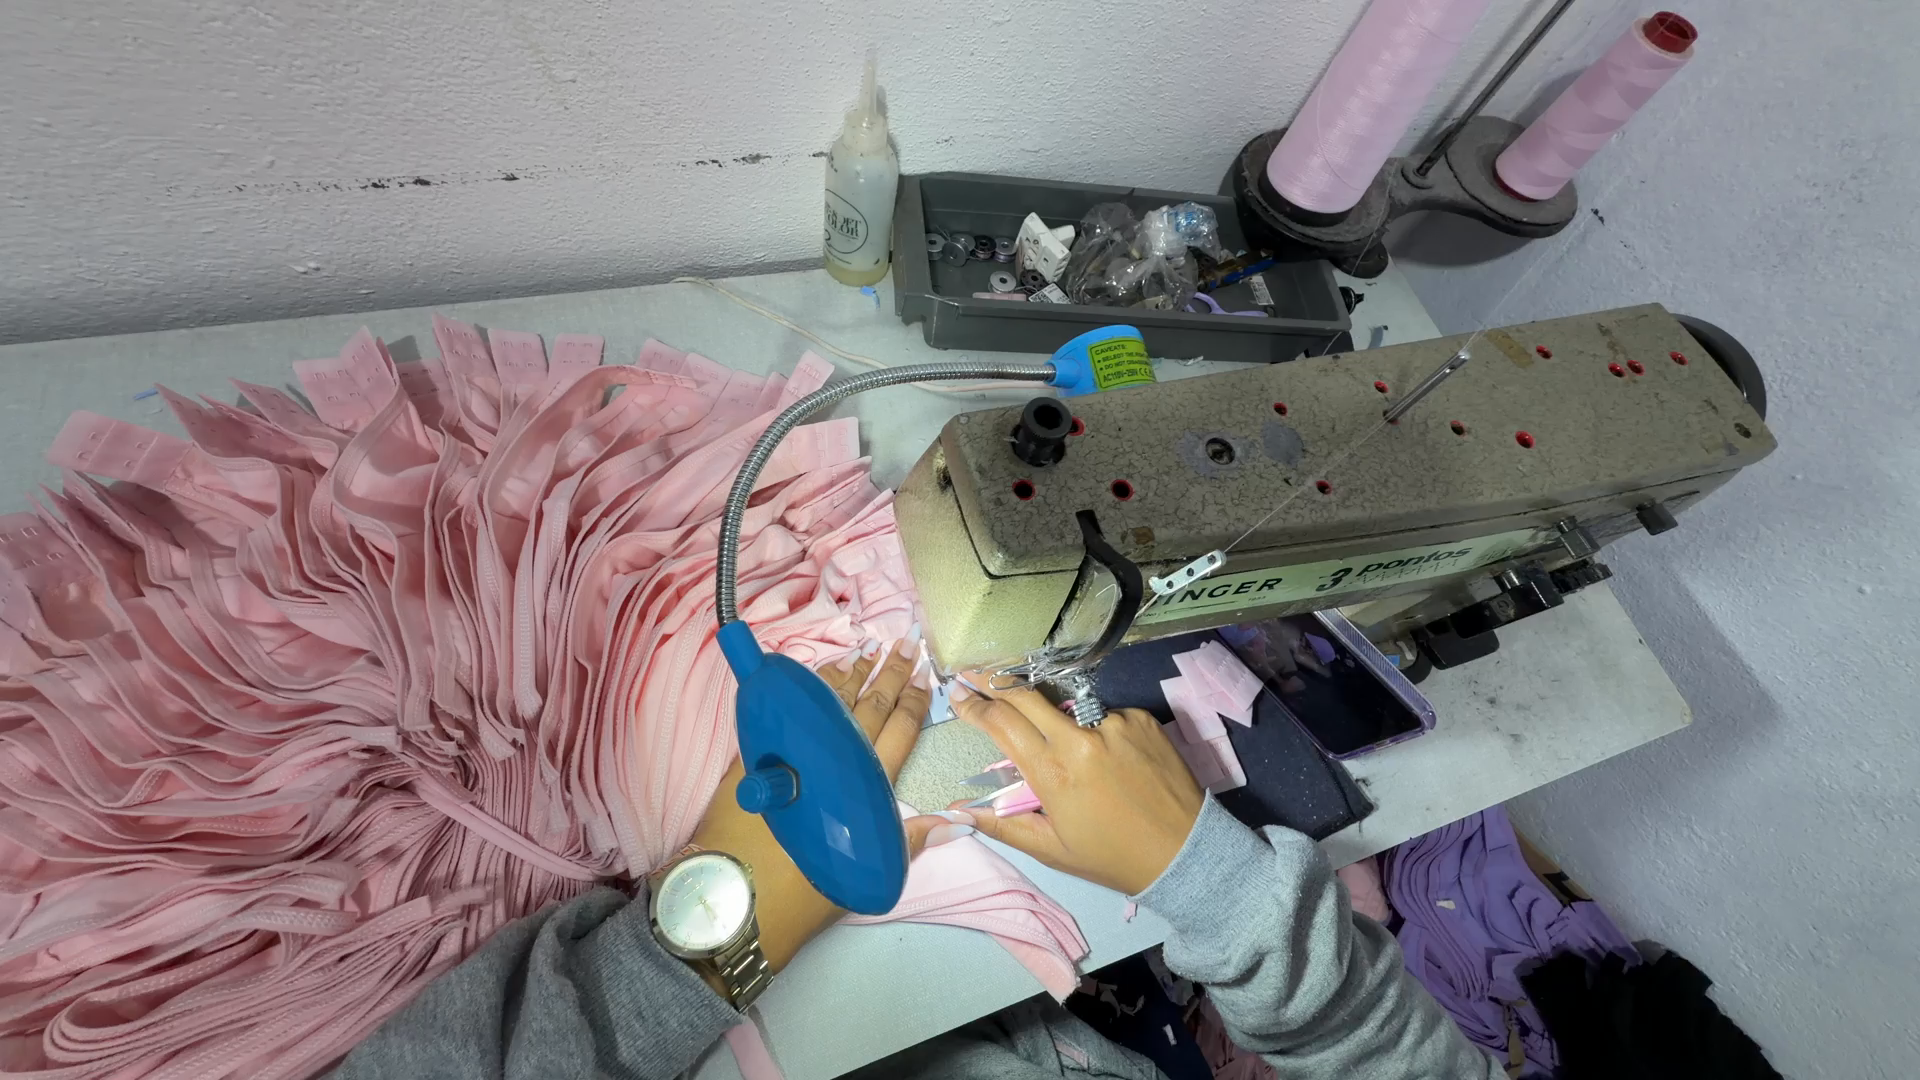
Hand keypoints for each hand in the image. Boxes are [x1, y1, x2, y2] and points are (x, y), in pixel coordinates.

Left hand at [690, 640, 946, 970]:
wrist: (734, 898)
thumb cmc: (804, 894)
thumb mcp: (865, 874)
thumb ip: (907, 842)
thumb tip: (954, 823)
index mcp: (866, 787)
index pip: (900, 732)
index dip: (913, 702)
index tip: (923, 676)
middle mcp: (836, 760)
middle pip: (871, 707)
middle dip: (891, 673)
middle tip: (906, 645)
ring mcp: (799, 751)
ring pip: (835, 702)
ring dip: (856, 673)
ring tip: (872, 652)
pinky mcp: (765, 750)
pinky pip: (798, 708)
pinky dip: (816, 686)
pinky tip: (827, 672)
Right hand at [951, 679, 1204, 896]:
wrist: (1184, 854)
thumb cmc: (1111, 856)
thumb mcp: (1051, 849)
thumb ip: (1001, 824)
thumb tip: (956, 809)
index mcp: (1052, 771)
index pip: (1001, 722)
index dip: (974, 705)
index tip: (957, 693)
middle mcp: (1079, 738)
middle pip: (1024, 695)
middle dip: (993, 681)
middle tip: (976, 673)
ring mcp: (1112, 722)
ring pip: (1066, 707)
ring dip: (1056, 720)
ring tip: (1078, 758)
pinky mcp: (1139, 717)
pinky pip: (1103, 715)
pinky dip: (1097, 730)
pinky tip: (1113, 760)